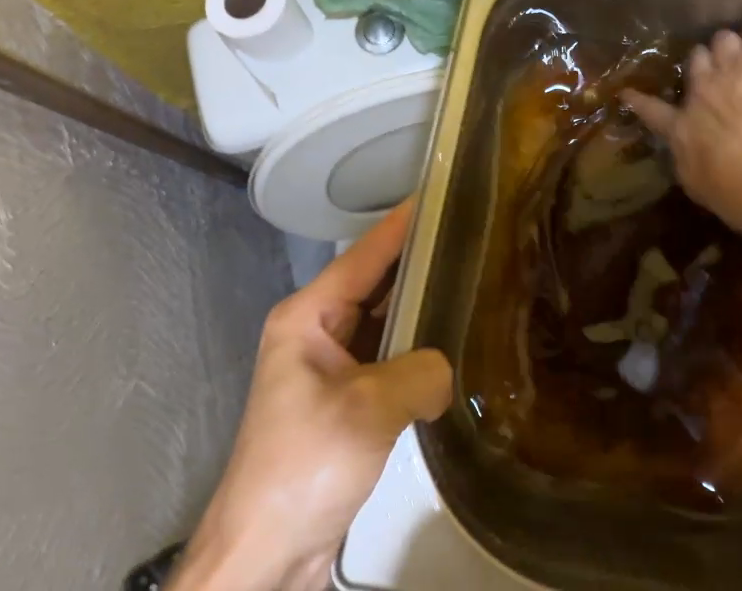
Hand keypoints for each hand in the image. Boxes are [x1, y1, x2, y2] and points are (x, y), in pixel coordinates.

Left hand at [170, 202, 451, 590]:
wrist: (266, 549)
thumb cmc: (303, 465)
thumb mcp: (367, 409)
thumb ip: (420, 373)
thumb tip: (446, 370)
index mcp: (306, 318)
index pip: (363, 256)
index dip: (402, 224)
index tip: (441, 191)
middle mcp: (315, 335)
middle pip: (375, 285)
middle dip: (420, 264)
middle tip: (475, 239)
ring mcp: (330, 372)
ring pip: (384, 326)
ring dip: (421, 312)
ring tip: (475, 285)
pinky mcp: (345, 405)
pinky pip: (387, 362)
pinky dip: (417, 354)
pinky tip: (455, 347)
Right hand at [623, 24, 741, 265]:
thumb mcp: (703, 189)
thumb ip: (692, 165)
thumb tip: (690, 158)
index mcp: (682, 129)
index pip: (652, 111)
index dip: (640, 101)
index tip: (629, 93)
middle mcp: (702, 91)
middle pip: (694, 61)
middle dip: (703, 64)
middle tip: (715, 73)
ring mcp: (734, 69)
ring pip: (723, 40)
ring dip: (731, 47)